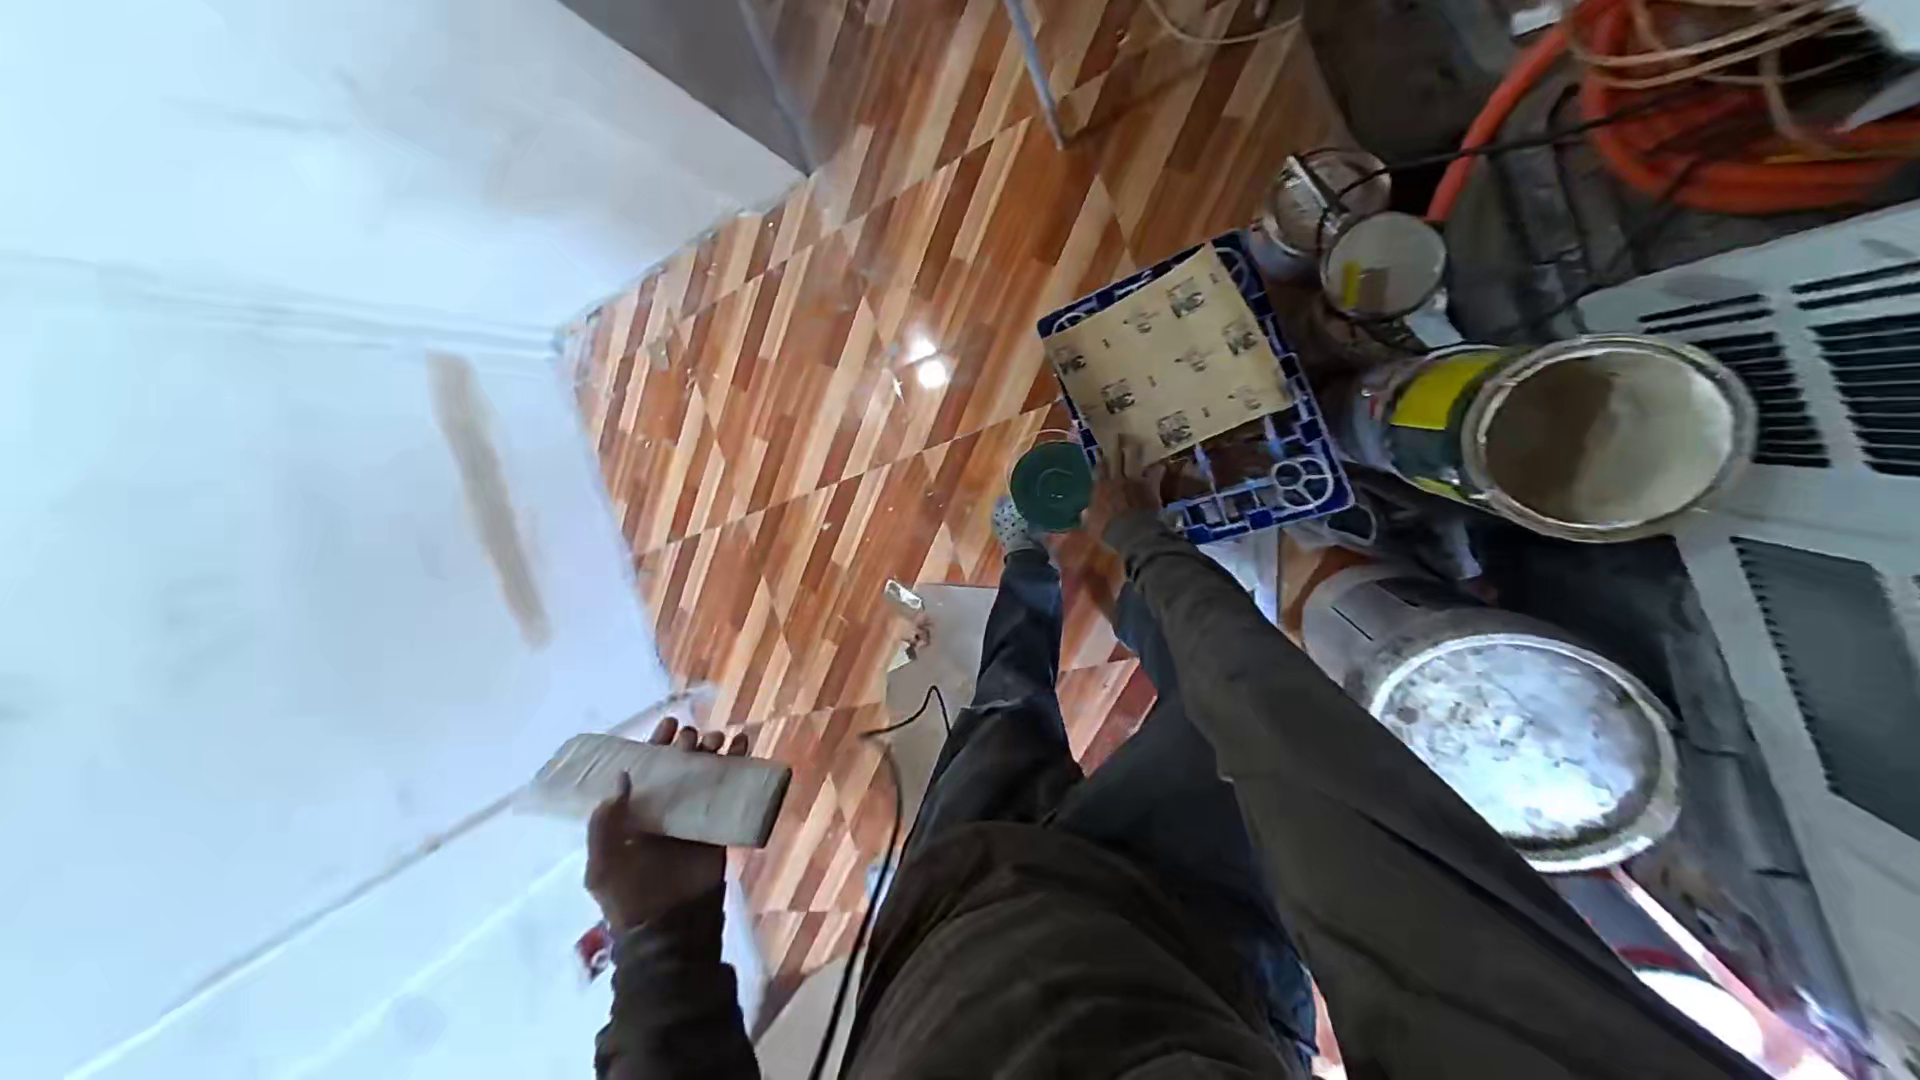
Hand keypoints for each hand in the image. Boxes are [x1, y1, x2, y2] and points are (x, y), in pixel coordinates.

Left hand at [585, 716, 749, 931]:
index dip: (656, 744)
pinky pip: (730, 789)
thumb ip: (605, 825)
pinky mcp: (719, 823)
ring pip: (706, 772)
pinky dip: (739, 765)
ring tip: (718, 741)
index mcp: (635, 813)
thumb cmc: (631, 897)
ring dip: (714, 750)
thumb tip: (622, 777)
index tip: (669, 725)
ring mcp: (694, 814)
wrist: (670, 926)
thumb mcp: (604, 865)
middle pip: (680, 764)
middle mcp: (665, 808)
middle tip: (694, 738)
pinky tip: (743, 747)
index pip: (646, 769)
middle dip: (689, 744)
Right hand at [1083, 434, 1164, 544]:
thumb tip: (1084, 512)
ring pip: (1134, 461)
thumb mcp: (1091, 526)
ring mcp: (1134, 481)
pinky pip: (1155, 474)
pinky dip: (1157, 469)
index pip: (1099, 469)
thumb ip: (1088, 516)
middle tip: (1118, 435)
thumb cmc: (1107, 531)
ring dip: (1135, 451)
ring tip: (1137, 441)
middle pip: (1116, 459)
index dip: (1099, 458)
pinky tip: (1160, 464)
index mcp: (1101, 488)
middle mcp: (1116, 480)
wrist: (1131, 533)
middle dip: (1116, 446)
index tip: (1099, 448)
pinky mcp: (1150, 486)